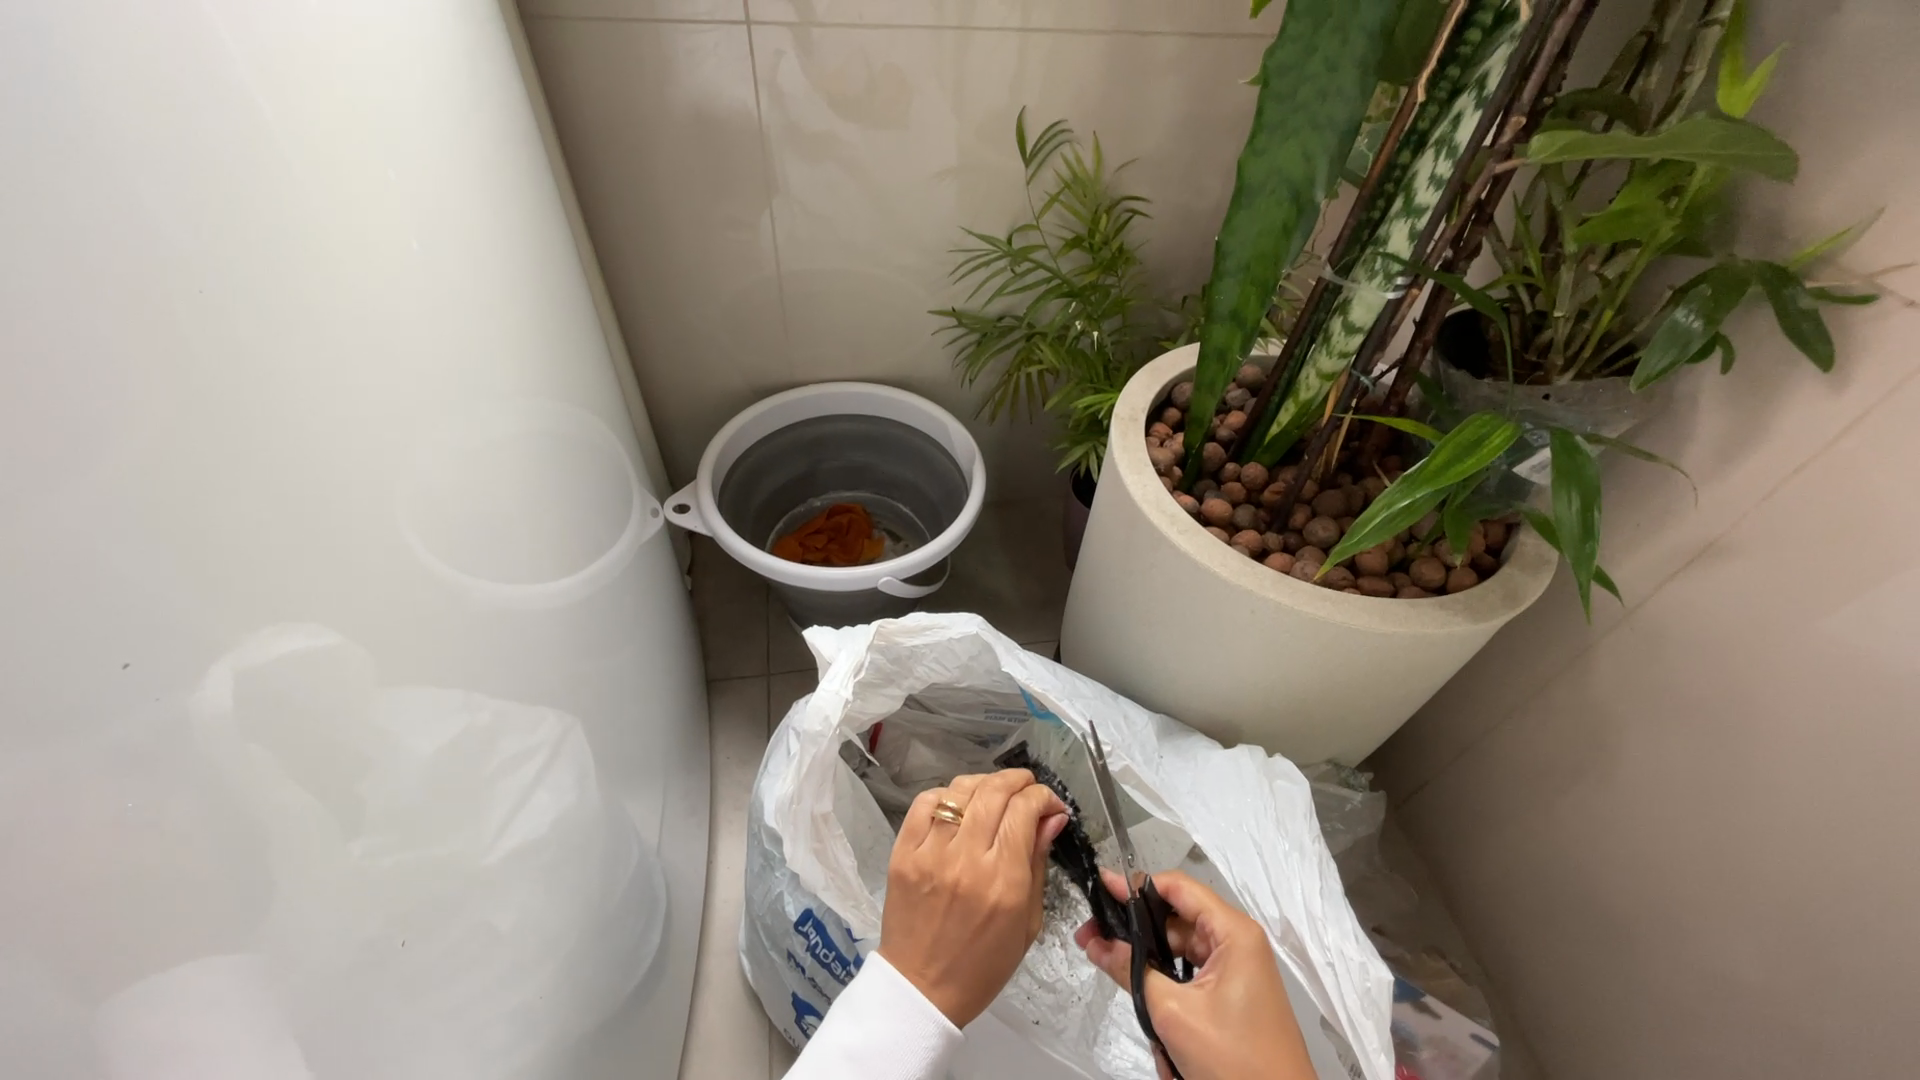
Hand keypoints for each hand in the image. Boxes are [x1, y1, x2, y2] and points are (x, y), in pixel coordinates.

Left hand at [877, 768, 1069, 1027]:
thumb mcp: (1027, 922)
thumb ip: (1037, 863)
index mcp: (1003, 881)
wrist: (921, 988)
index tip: (1050, 804)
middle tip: (1027, 788)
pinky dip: (945, 794)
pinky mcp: (903, 853)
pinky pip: (924, 803)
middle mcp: (966, 859)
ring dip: (984, 783)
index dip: (1043, 796)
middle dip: (1018, 780)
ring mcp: (930, 853)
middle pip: (994, 791)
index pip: (1024, 810)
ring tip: (994, 793)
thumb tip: (1051, 818)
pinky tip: (958, 804)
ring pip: (960, 790)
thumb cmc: (984, 964)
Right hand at [1076, 870, 1314, 1079]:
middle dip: (1133, 929)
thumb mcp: (1172, 1012)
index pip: (1177, 887)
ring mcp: (1236, 969)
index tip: (1099, 890)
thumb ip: (1130, 969)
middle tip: (1091, 936)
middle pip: (1175, 918)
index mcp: (1233, 932)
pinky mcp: (1232, 995)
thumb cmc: (1234, 1060)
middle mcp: (1237, 941)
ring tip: (1107, 964)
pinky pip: (1190, 975)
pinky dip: (1165, 985)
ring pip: (1179, 950)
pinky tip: (1141, 999)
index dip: (1136, 886)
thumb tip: (1094, 942)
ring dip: (1147, 962)